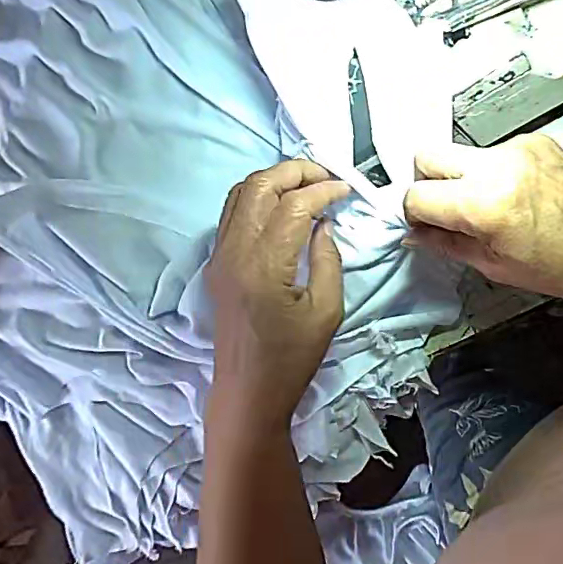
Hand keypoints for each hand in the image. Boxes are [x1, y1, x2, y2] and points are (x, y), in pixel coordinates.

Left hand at [206, 160, 350, 431]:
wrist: (248, 392)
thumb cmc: (292, 357)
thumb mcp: (327, 310)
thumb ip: (327, 258)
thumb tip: (323, 223)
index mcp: (264, 266)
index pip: (293, 205)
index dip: (323, 190)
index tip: (347, 190)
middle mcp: (234, 252)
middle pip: (259, 186)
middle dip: (295, 171)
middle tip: (326, 176)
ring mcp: (219, 256)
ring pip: (240, 193)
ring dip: (274, 180)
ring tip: (307, 184)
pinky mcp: (216, 263)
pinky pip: (232, 212)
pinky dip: (258, 197)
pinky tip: (282, 206)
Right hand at [402, 133, 562, 304]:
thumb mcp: (497, 267)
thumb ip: (449, 244)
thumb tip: (419, 234)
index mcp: (486, 204)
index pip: (417, 195)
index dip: (413, 213)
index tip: (420, 222)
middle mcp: (498, 166)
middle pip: (428, 155)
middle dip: (427, 182)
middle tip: (441, 209)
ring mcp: (518, 148)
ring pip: (462, 154)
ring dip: (463, 178)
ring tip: (490, 208)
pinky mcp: (534, 140)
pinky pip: (494, 153)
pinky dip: (493, 172)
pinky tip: (514, 196)